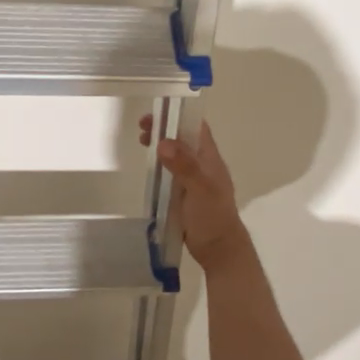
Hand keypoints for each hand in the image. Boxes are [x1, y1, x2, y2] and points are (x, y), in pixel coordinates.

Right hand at [140, 116, 251, 266]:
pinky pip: (169, 172)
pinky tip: (147, 167)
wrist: (218, 249)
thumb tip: (163, 142)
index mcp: (209, 158)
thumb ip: (184, 166)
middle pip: (182, 139)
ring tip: (141, 141)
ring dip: (160, 145)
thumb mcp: (200, 189)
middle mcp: (202, 165)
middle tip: (141, 127)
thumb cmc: (212, 216)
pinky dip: (158, 164)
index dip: (179, 115)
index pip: (196, 127)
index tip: (157, 110)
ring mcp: (193, 179)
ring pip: (175, 154)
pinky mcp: (183, 194)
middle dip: (164, 129)